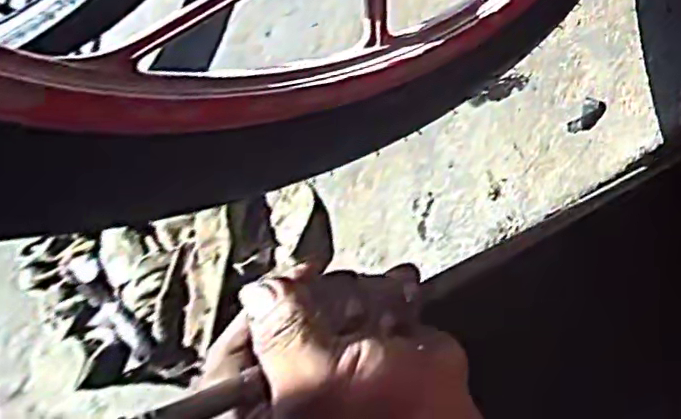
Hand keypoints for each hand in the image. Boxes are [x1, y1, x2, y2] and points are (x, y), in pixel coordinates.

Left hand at [198, 264, 479, 418]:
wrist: (439, 414)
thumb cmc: (376, 415)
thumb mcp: (318, 376)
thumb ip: (287, 334)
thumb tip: (263, 291)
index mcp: (260, 398)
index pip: (241, 340)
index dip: (270, 304)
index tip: (300, 275)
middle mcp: (299, 371)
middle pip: (300, 308)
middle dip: (336, 305)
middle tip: (352, 323)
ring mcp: (346, 349)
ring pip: (347, 294)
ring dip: (374, 300)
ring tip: (386, 326)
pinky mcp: (387, 332)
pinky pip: (388, 291)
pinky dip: (399, 291)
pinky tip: (404, 311)